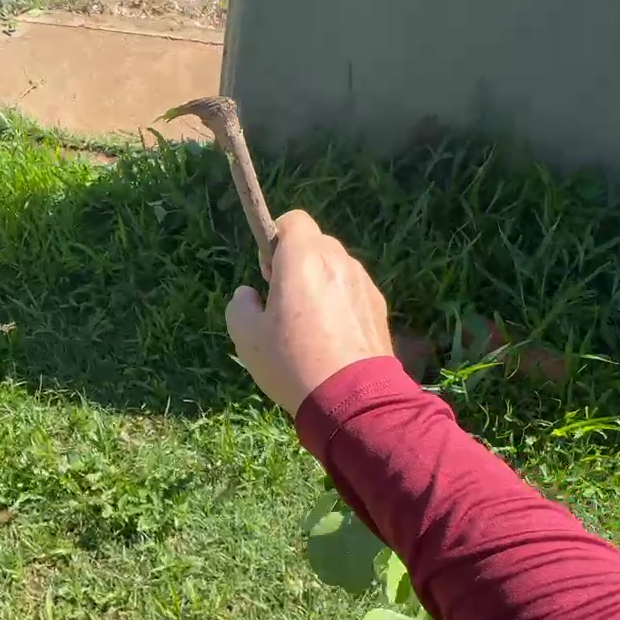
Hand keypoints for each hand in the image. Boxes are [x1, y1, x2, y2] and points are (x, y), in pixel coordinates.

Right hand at [225, 210, 394, 413]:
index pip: (292, 221)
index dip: (275, 241)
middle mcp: (338, 261)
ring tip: (308, 328)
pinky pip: (352, 293)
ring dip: (320, 285)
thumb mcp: (247, 338)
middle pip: (315, 245)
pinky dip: (340, 304)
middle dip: (297, 264)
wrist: (351, 398)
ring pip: (335, 270)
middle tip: (283, 304)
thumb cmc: (292, 363)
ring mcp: (363, 283)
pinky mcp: (379, 306)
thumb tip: (248, 294)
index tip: (268, 275)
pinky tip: (331, 341)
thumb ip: (240, 306)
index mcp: (303, 260)